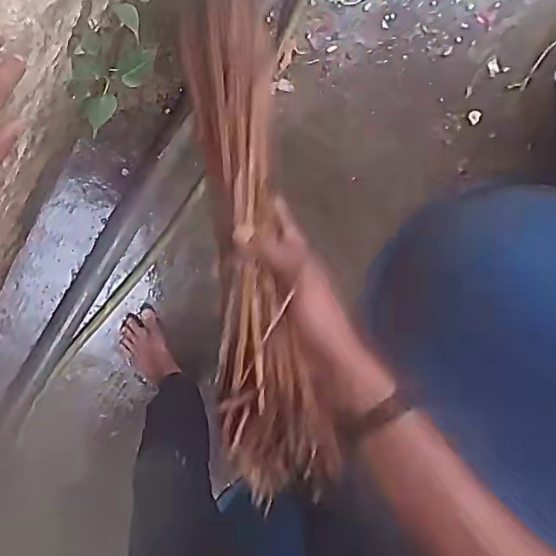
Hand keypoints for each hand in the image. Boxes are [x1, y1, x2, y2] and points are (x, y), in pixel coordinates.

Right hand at [240, 197, 392, 415]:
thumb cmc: (323, 322)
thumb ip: (274, 256)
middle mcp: (294, 271)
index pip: (284, 223)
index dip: (269, 205)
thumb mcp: (301, 282)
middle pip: (271, 243)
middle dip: (252, 228)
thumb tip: (240, 230)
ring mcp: (285, 295)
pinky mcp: (276, 317)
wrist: (335, 369)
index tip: (248, 186)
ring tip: (220, 242)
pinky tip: (228, 282)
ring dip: (245, 255)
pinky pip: (256, 292)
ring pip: (262, 266)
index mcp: (304, 258)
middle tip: (223, 213)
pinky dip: (243, 284)